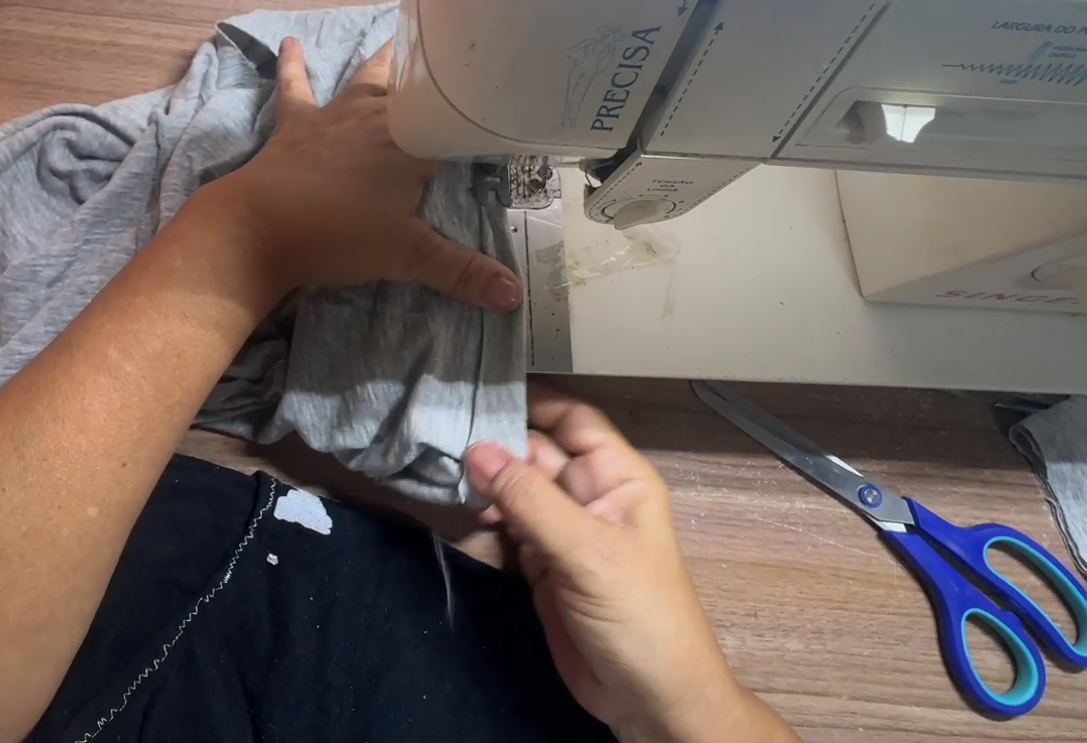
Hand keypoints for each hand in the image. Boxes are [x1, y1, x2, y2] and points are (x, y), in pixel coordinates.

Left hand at [194, 37, 522, 310]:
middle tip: (463, 60)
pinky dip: (293, 65)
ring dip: (386, 58)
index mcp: (411, 141)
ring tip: (402, 29)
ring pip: (368, 76)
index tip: (503, 106)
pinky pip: (296, 86)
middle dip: (440, 78)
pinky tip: (289, 41)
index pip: (454, 120)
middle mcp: (377, 116)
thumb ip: (463, 272)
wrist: (259, 228)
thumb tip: (516, 297)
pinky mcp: (297, 122)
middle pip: (416, 88)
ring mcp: (335, 114)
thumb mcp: (407, 257)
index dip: (476, 116)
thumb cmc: (337, 236)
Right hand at [464, 386, 798, 742]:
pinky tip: (453, 508)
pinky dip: (480, 516)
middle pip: (534, 451)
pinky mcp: (539, 561)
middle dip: (494, 442)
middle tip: (440, 428)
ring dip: (482, 481)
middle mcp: (586, 493)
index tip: (482, 383)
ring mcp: (561, 528)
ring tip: (438, 466)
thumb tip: (475, 448)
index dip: (534, 399)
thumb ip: (529, 499)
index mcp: (615, 476)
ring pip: (514, 488)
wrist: (649, 703)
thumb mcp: (586, 551)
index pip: (573, 419)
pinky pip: (505, 524)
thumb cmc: (639, 615)